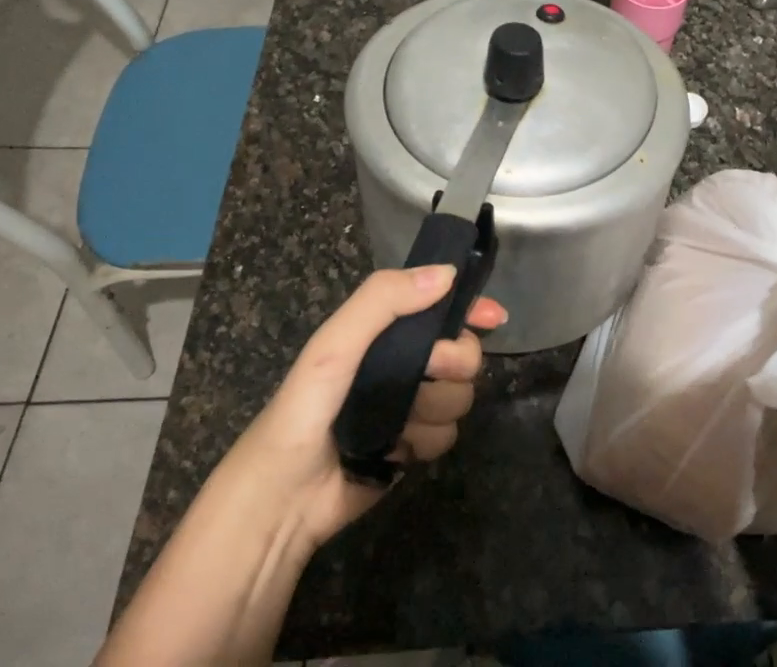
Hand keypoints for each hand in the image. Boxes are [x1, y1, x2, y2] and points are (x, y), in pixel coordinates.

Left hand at [217, 265, 506, 547]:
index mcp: (379, 334)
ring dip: (434, 410)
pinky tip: (398, 450)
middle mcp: (399, 365)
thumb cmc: (301, 415)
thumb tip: (448, 274)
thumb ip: (381, 303)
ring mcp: (409, 408)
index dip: (470, 310)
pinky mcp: (414, 447)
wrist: (281, 502)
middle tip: (429, 374)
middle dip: (453, 364)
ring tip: (399, 423)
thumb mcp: (332, 349)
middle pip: (462, 355)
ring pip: (460, 397)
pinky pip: (449, 435)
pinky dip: (426, 442)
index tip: (494, 318)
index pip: (437, 309)